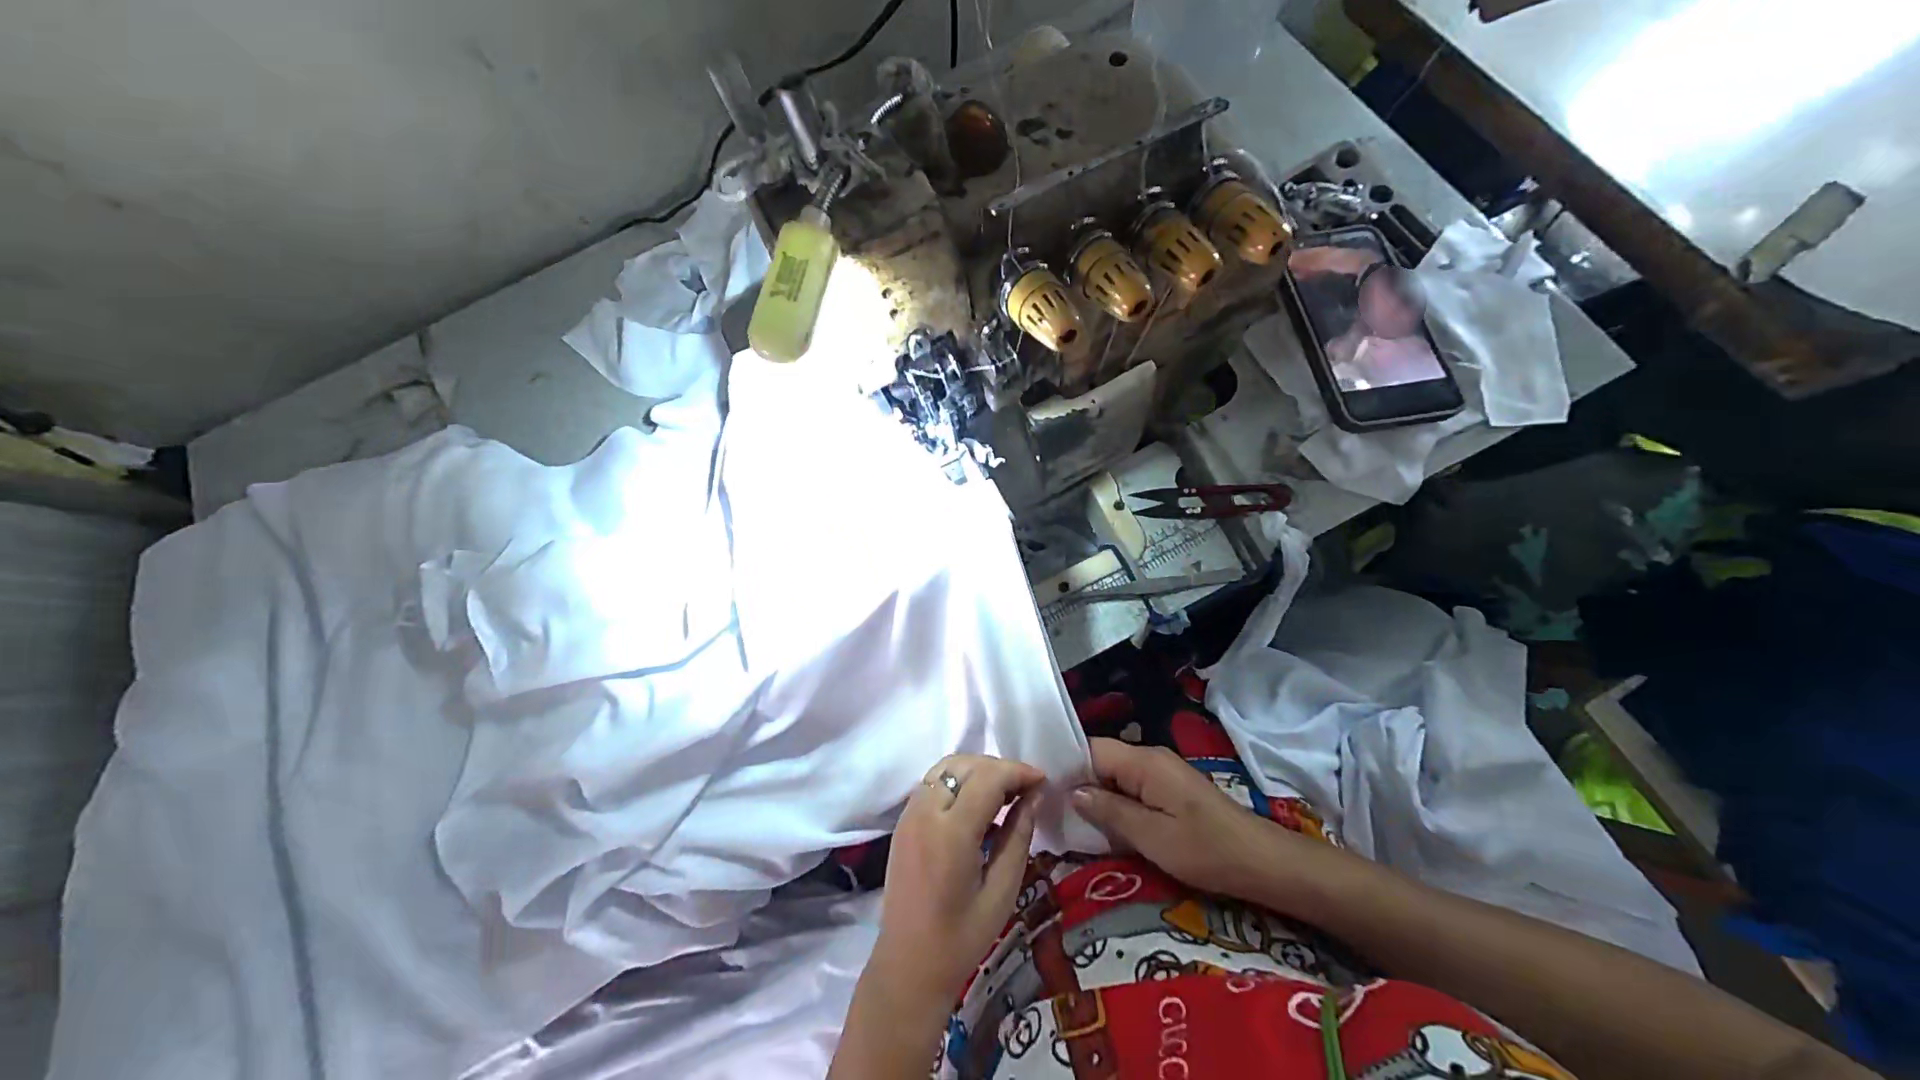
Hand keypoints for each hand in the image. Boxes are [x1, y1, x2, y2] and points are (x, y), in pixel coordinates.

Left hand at [868, 754, 1043, 1008]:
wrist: (908, 964)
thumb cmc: (962, 937)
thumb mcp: (1002, 891)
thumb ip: (1018, 837)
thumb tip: (1034, 796)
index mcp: (950, 832)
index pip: (988, 778)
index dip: (1018, 772)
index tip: (1043, 781)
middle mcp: (925, 813)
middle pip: (965, 765)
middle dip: (1000, 768)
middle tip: (1027, 790)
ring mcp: (909, 815)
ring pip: (945, 767)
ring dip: (977, 771)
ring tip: (1005, 794)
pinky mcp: (902, 822)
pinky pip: (933, 783)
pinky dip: (958, 781)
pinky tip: (978, 805)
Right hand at [1072, 737, 1322, 905]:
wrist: (1263, 863)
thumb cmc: (1205, 849)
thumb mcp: (1151, 835)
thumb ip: (1109, 811)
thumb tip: (1073, 791)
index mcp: (1144, 762)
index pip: (1090, 749)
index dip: (1065, 766)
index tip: (1041, 789)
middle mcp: (1151, 759)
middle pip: (1101, 761)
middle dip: (1077, 783)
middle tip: (1050, 810)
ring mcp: (1162, 774)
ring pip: (1115, 777)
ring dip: (1097, 797)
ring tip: (1069, 820)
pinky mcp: (1171, 791)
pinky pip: (1132, 789)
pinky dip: (1116, 804)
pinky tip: (1105, 826)